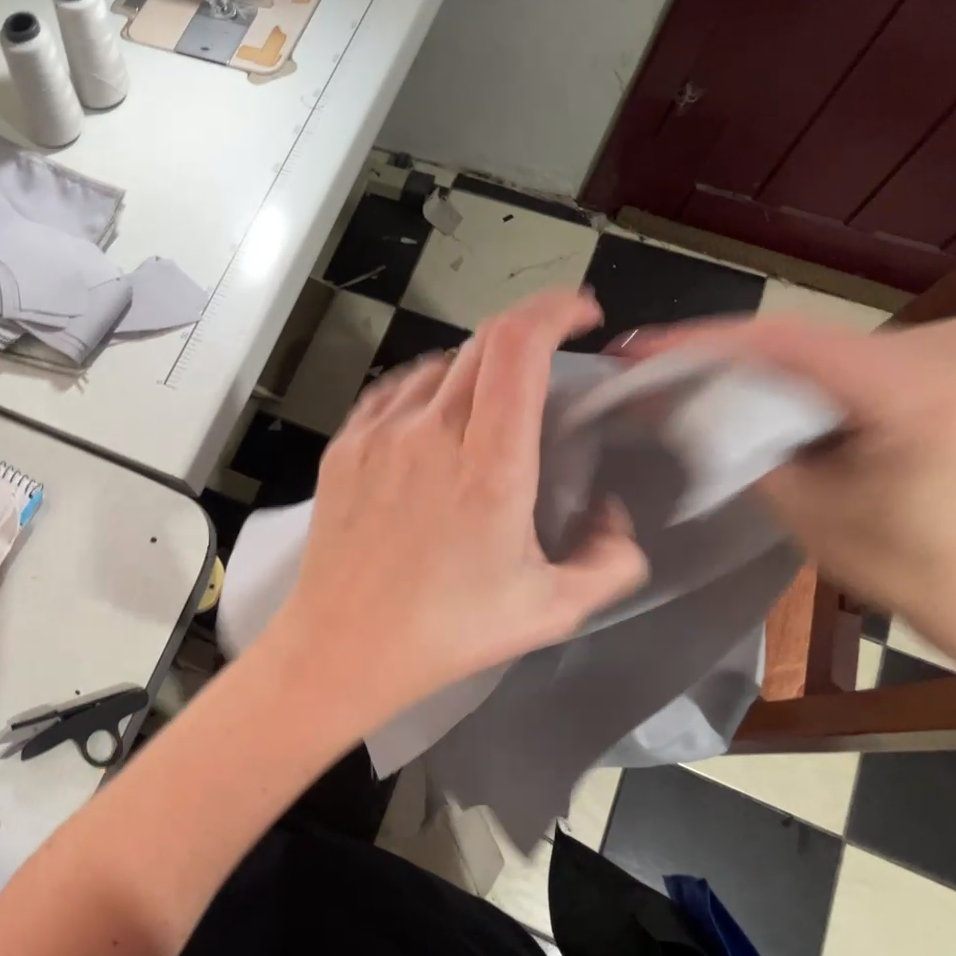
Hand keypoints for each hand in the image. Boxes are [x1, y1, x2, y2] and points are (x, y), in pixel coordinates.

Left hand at [265, 290, 647, 720]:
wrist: (340, 646)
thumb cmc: (443, 634)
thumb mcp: (549, 611)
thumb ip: (610, 560)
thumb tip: (615, 518)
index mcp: (487, 465)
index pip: (518, 346)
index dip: (556, 310)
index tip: (583, 316)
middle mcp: (427, 434)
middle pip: (481, 342)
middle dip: (527, 338)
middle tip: (550, 368)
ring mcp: (377, 436)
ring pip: (435, 365)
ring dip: (474, 369)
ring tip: (491, 407)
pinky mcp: (343, 448)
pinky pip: (392, 394)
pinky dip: (426, 392)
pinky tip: (434, 426)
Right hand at [619, 309, 955, 633]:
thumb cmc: (895, 560)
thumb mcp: (794, 499)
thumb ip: (729, 435)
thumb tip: (653, 393)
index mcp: (931, 395)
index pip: (789, 345)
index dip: (702, 345)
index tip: (636, 349)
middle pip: (816, 342)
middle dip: (738, 359)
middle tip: (666, 370)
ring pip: (842, 341)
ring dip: (783, 363)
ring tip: (720, 382)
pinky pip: (877, 345)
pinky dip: (828, 366)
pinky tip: (795, 388)